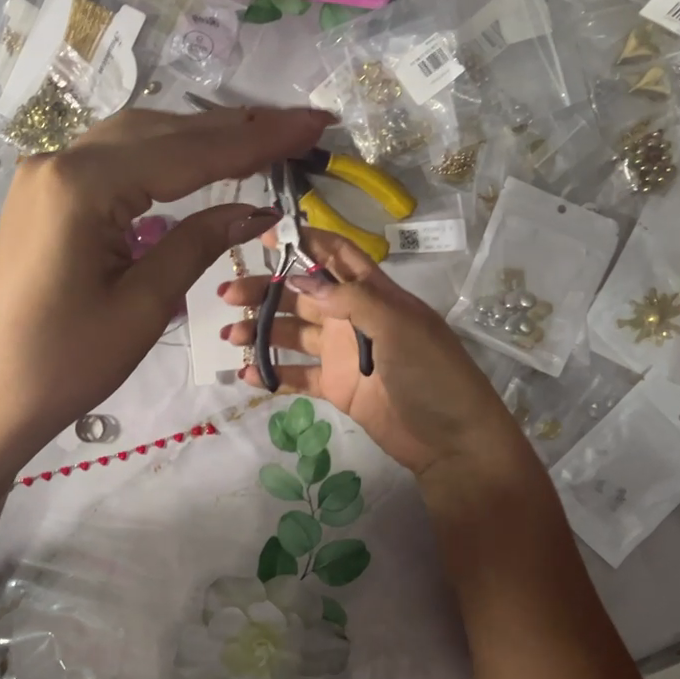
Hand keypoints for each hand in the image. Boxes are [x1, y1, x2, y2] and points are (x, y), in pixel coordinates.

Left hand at [0, 106, 334, 498]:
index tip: (312, 125)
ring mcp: (44, 177)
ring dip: (197, 138)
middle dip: (232, 129)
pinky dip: (159, 159)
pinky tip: (195, 162)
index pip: (186, 152)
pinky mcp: (43, 198)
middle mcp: (58, 162)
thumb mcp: (143, 305)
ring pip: (135, 140)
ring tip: (261, 137)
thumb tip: (256, 208)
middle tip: (299, 125)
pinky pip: (110, 162)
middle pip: (160, 132)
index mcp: (81, 186)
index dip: (255, 140)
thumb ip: (198, 243)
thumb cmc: (67, 364)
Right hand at [219, 227, 516, 475]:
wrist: (451, 440)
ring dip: (260, 330)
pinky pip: (296, 375)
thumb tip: (299, 277)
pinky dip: (272, 372)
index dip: (301, 241)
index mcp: (373, 294)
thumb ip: (350, 300)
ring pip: (292, 332)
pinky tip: (247, 373)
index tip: (262, 238)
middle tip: (227, 296)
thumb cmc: (433, 375)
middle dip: (264, 291)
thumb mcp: (398, 327)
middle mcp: (353, 318)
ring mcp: (342, 353)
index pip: (333, 255)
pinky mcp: (335, 387)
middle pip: (301, 294)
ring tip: (231, 337)